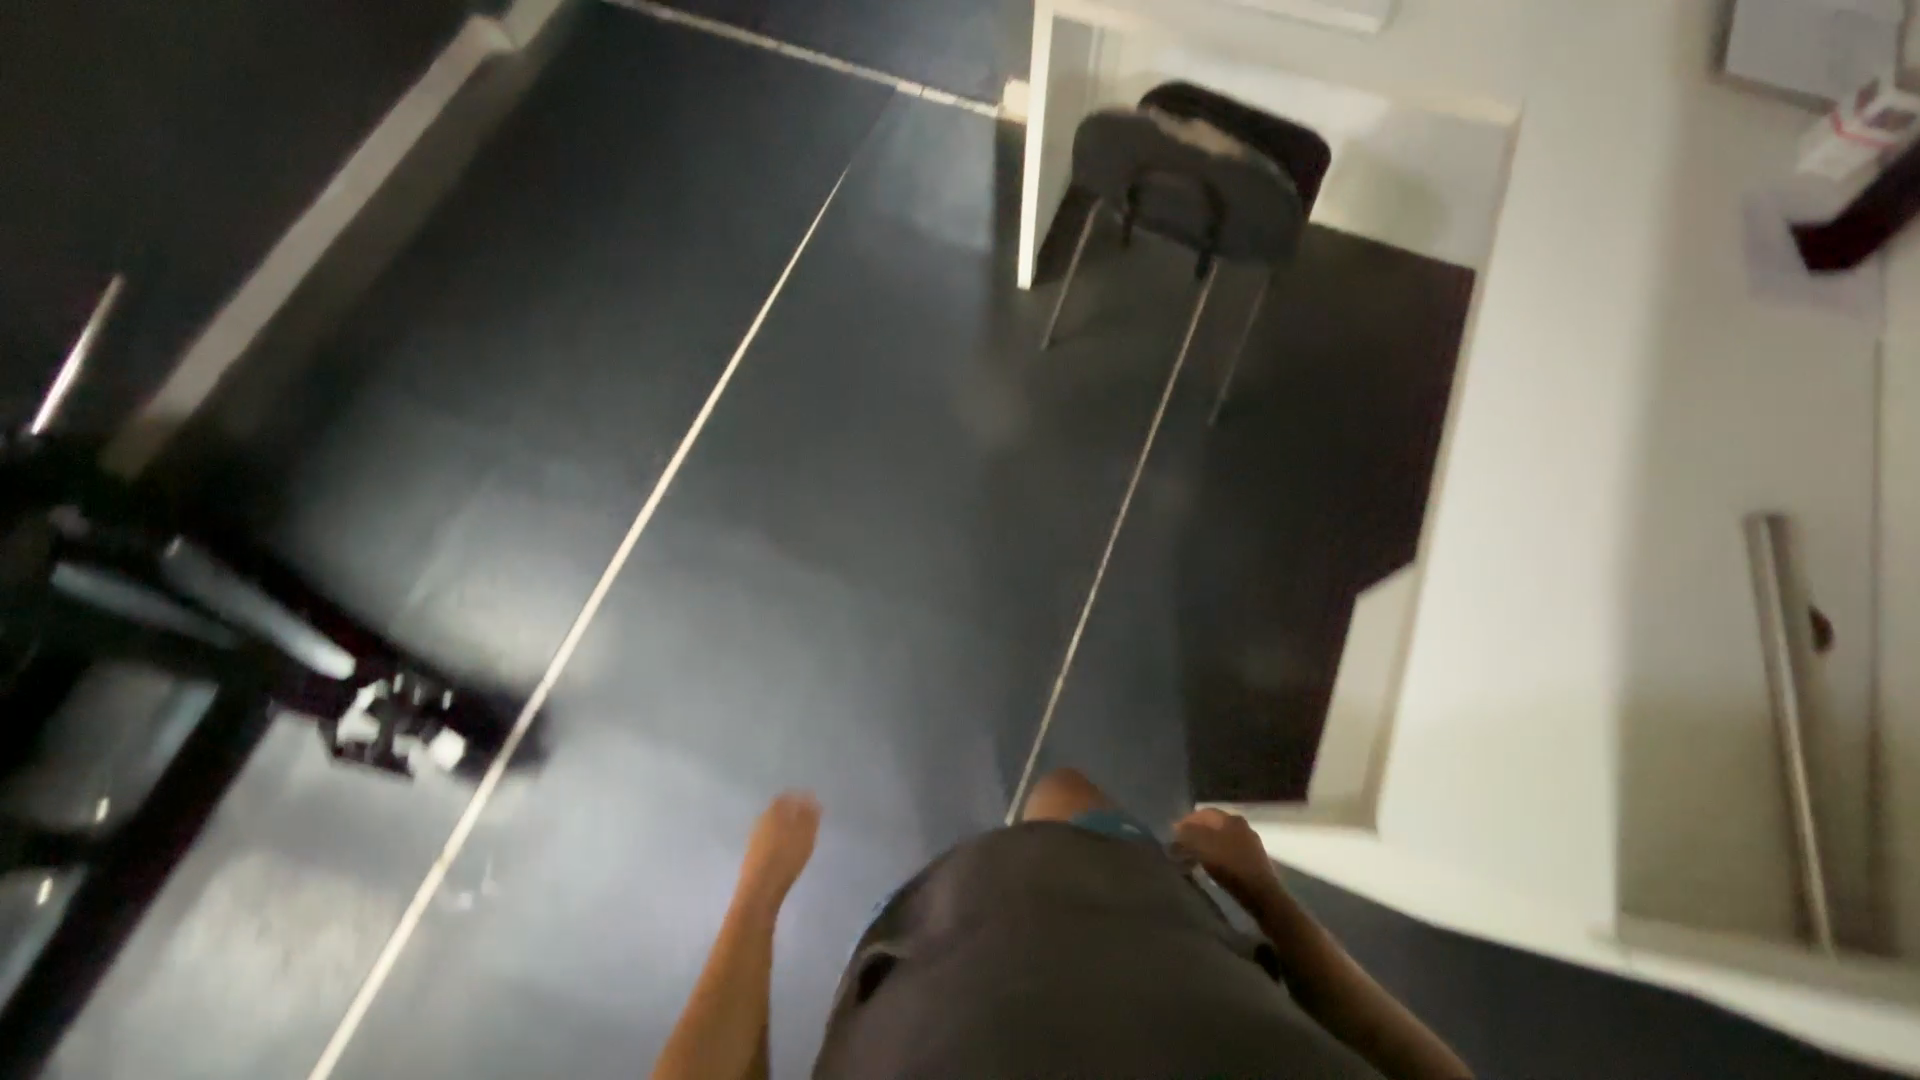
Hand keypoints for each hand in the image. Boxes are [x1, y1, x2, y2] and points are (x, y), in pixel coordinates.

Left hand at [738, 791, 820, 909]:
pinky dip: (778, 840)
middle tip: (806, 817)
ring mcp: (754, 839)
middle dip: (790, 811)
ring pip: (771, 825)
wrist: (759, 891)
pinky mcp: (752, 855)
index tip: (810, 802)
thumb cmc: (785, 859)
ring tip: (798, 835)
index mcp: (773, 813)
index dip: (797, 798)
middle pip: (776, 811)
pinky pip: (767, 839)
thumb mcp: (804, 836)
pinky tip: (785, 850)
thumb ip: (809, 817)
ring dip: (783, 826)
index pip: (784, 798)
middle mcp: (761, 821)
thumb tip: (813, 800)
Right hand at [1173, 807, 1281, 904]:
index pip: (1203, 813)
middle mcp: (1241, 825)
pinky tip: (1210, 866)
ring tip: (1193, 858)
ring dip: (1205, 846)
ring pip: (1220, 839)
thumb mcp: (1202, 846)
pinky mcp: (1253, 859)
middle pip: (1212, 826)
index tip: (1173, 834)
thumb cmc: (1229, 865)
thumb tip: (1177, 828)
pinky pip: (1229, 851)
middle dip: (1195, 834)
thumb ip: (1187, 834)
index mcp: (1229, 818)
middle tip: (1181, 846)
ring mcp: (1249, 842)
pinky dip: (1216, 855)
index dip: (1186, 822)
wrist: (1260, 893)